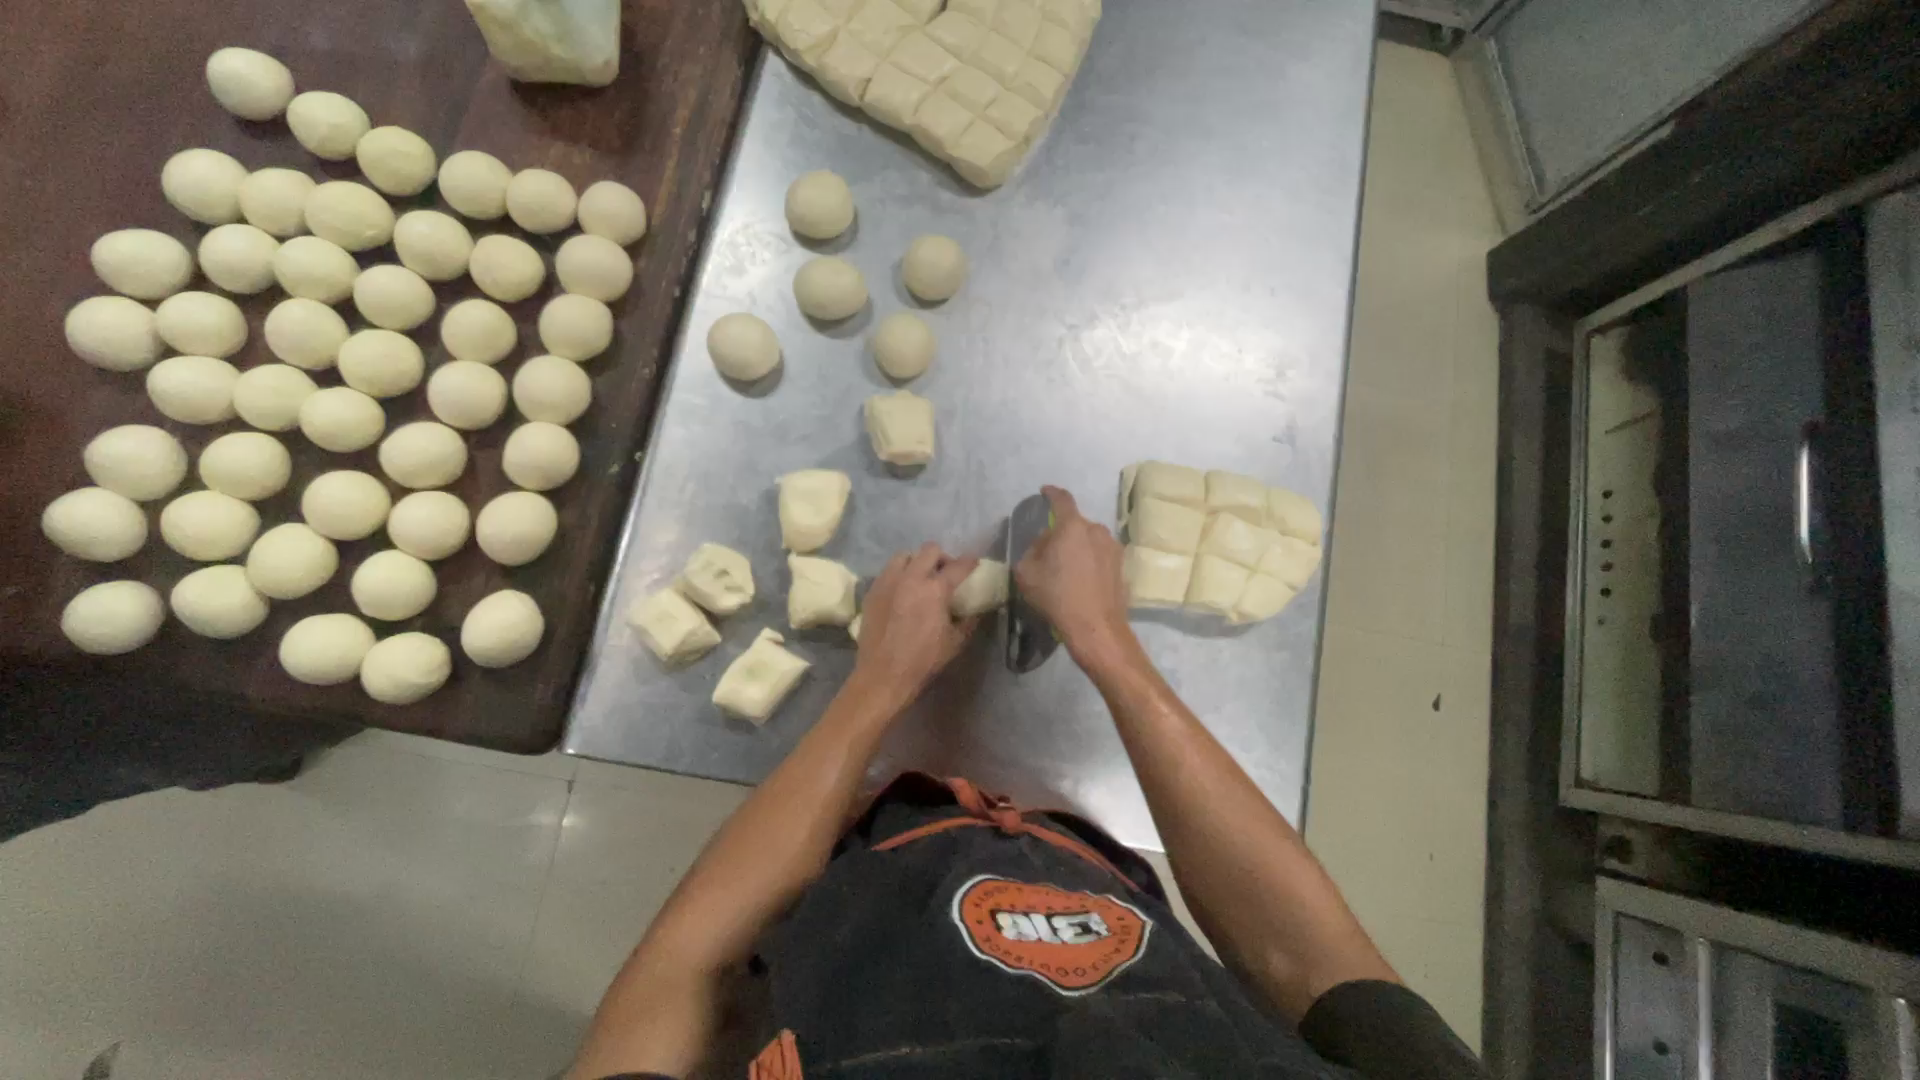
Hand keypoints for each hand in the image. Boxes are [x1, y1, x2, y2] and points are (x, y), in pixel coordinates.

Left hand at [851, 543, 980, 705]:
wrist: (883, 674)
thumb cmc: (923, 660)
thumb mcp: (955, 642)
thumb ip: (968, 621)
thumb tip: (977, 611)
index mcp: (935, 589)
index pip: (958, 566)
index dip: (969, 562)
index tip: (973, 562)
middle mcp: (911, 577)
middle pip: (930, 550)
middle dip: (942, 557)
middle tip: (945, 572)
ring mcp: (888, 581)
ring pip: (904, 556)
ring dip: (917, 562)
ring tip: (920, 577)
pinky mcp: (873, 591)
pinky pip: (888, 571)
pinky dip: (899, 574)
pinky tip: (902, 591)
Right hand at [1014, 486, 1137, 667]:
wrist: (1095, 626)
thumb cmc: (1057, 596)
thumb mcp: (1027, 572)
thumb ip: (1032, 550)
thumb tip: (1043, 545)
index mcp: (1072, 526)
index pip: (1062, 499)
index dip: (1051, 493)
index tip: (1045, 492)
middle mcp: (1097, 530)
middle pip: (1075, 523)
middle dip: (1061, 532)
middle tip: (1048, 550)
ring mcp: (1113, 548)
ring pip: (1089, 540)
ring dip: (1077, 547)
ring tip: (1066, 569)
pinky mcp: (1122, 566)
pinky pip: (1100, 556)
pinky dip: (1090, 562)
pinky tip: (1081, 581)